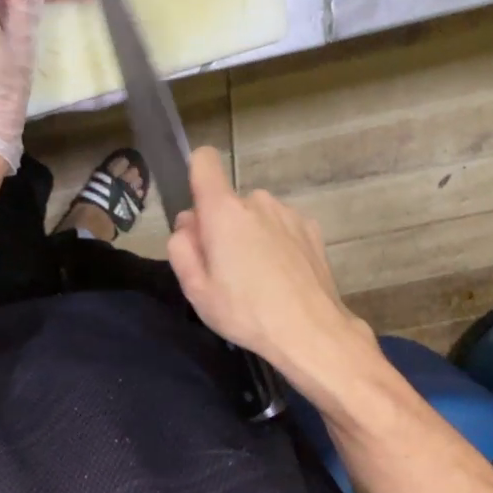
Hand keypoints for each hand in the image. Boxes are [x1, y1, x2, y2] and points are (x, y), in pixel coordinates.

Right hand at [167, 147, 375, 386]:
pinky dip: (273, 244)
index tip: (196, 212)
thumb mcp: (195, 289)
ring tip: (253, 278)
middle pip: (228, 202)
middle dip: (219, 226)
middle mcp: (257, 202)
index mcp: (223, 212)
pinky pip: (279, 227)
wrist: (309, 329)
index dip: (195, 176)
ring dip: (248, 236)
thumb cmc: (243, 311)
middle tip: (222, 270)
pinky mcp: (310, 229)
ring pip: (255, 216)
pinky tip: (278, 277)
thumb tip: (187, 225)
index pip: (205, 162)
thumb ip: (181, 248)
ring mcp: (287, 214)